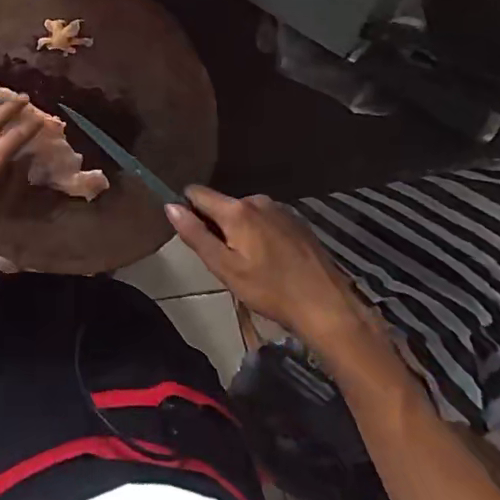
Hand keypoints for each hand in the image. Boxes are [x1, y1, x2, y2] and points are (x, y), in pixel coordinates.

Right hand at [165, 187, 378, 358]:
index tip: (193, 234)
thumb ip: (195, 234)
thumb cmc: (270, 290)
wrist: (328, 307)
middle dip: (216, 224)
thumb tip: (170, 206)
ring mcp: (282, 210)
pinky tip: (271, 260)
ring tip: (249, 263)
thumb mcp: (224, 267)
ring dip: (239, 230)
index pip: (196, 192)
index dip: (188, 209)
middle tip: (224, 259)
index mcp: (236, 210)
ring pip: (244, 213)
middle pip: (222, 204)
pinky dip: (260, 234)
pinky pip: (265, 220)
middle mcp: (258, 201)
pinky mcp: (298, 222)